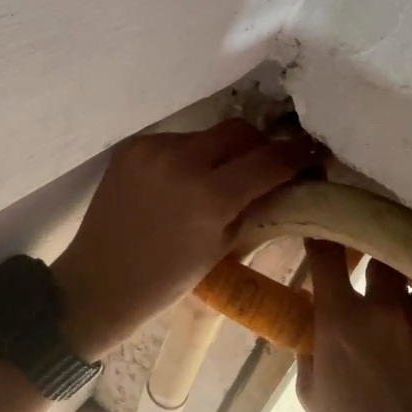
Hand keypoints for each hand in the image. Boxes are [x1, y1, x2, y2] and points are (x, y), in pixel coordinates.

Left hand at [51, 120, 321, 358]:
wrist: (99, 280)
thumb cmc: (166, 279)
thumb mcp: (223, 248)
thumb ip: (255, 207)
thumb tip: (287, 181)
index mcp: (210, 196)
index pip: (270, 160)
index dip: (297, 155)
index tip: (312, 154)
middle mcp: (181, 161)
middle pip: (239, 131)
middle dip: (259, 146)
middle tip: (264, 166)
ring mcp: (152, 149)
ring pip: (206, 134)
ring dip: (220, 151)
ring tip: (216, 179)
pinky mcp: (132, 146)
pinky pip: (175, 140)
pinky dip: (188, 156)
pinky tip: (181, 181)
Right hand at [297, 241, 411, 411]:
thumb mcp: (313, 395)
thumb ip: (310, 342)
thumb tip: (314, 304)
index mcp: (341, 323)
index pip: (326, 253)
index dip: (324, 232)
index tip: (325, 221)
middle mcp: (387, 311)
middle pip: (382, 253)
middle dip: (380, 258)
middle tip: (382, 272)